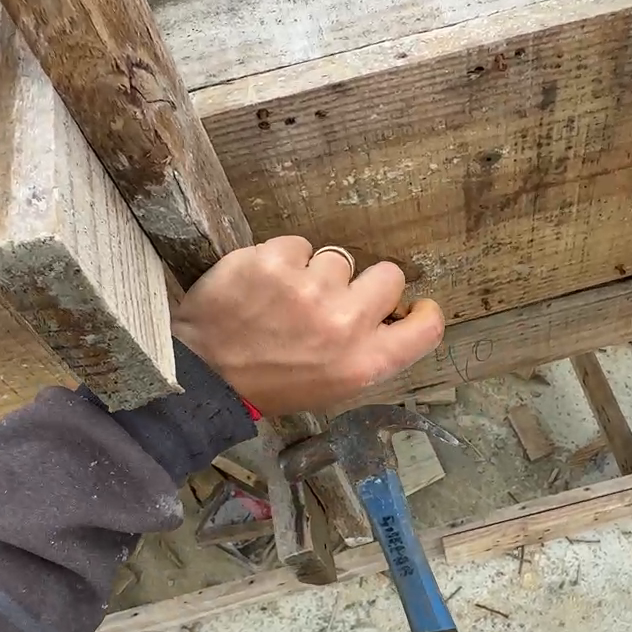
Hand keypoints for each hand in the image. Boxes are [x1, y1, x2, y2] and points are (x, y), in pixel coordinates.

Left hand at [173, 237, 444, 416]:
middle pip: (389, 275)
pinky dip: (282, 260)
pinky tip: (263, 285)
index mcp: (366, 362)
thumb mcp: (334, 386)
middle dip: (363, 284)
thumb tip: (392, 313)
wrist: (203, 375)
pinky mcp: (273, 261)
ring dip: (315, 273)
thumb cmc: (273, 385)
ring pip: (337, 258)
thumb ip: (370, 350)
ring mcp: (309, 287)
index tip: (408, 308)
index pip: (427, 326)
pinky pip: (297, 244)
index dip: (421, 311)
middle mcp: (346, 323)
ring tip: (284, 299)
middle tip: (331, 302)